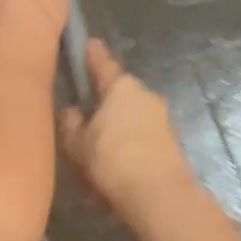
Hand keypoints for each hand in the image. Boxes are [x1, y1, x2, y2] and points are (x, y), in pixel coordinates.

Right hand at [60, 40, 196, 214]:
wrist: (159, 197)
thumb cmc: (112, 160)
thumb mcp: (76, 144)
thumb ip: (69, 123)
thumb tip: (71, 111)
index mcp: (121, 87)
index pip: (102, 63)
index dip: (92, 55)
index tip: (88, 43)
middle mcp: (144, 95)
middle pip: (118, 93)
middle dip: (102, 102)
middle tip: (81, 117)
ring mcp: (161, 119)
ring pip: (130, 116)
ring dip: (115, 127)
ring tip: (94, 150)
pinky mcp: (171, 144)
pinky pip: (141, 137)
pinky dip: (127, 145)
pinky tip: (113, 166)